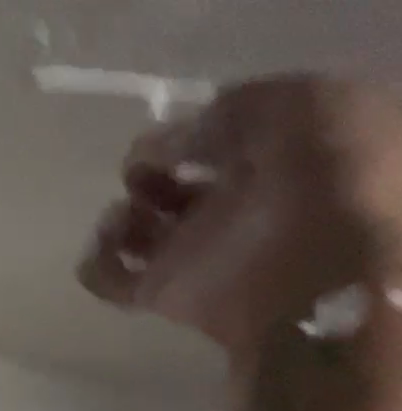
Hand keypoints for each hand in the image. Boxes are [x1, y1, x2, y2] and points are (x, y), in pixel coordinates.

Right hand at [79, 76, 401, 351]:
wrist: (317, 270)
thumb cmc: (328, 174)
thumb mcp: (299, 105)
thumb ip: (228, 111)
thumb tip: (169, 142)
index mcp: (280, 155)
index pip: (217, 138)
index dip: (188, 130)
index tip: (171, 135)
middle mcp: (236, 203)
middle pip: (171, 184)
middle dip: (147, 173)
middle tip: (143, 175)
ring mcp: (195, 252)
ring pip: (136, 230)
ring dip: (117, 217)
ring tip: (125, 215)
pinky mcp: (161, 292)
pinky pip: (107, 278)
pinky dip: (94, 262)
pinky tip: (106, 246)